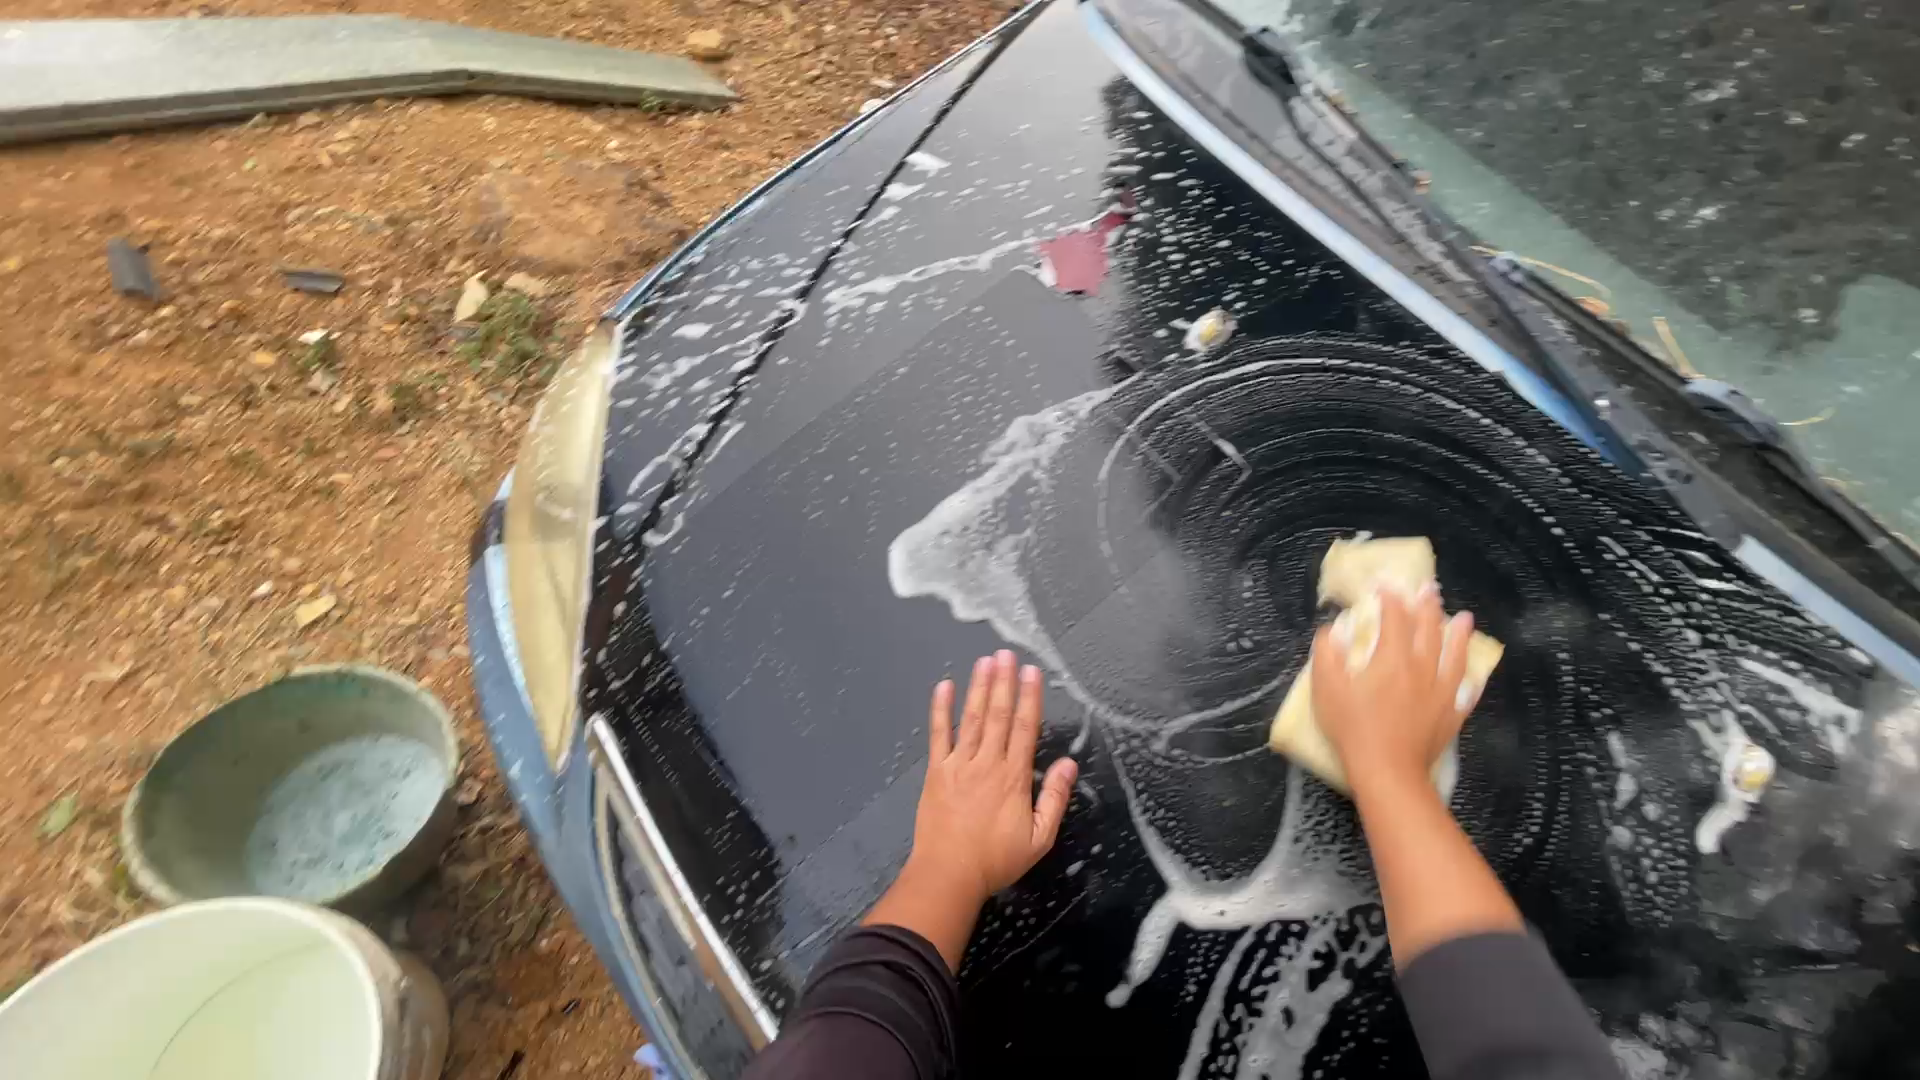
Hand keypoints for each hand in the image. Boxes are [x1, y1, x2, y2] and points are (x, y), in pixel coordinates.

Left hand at [866, 651, 1078, 969]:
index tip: (1032, 671)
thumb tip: (1069, 765)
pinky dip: (941, 709)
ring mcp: (959, 763)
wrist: (949, 874)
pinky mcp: (936, 770)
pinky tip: (944, 686)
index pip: (1024, 727)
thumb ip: (1054, 798)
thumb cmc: (996, 859)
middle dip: (1004, 681)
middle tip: (1007, 653)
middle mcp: (987, 762)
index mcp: (1013, 776)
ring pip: (972, 718)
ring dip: (979, 686)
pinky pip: (939, 734)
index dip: (1029, 697)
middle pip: (998, 714)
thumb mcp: (1039, 838)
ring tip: (985, 660)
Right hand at [1311, 586, 1475, 790]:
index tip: (1385, 584)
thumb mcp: (1326, 687)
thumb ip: (1328, 653)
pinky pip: (1465, 692)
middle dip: (1427, 607)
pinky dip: (1469, 679)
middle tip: (1429, 588)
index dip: (1390, 599)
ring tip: (1464, 618)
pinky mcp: (1451, 715)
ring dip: (1458, 634)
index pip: (1394, 619)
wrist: (1387, 769)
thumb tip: (1332, 630)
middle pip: (1428, 631)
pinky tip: (1471, 675)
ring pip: (1454, 656)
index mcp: (1391, 658)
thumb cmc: (1352, 726)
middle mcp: (1422, 669)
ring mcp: (1441, 692)